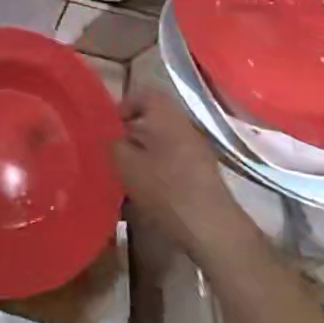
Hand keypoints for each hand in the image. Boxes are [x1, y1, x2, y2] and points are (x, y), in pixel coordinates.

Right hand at [112, 92, 251, 256]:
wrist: (212, 228)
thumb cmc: (164, 188)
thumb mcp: (125, 163)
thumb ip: (113, 143)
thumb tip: (111, 136)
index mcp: (166, 116)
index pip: (145, 95)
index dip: (126, 105)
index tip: (112, 124)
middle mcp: (185, 126)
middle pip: (156, 119)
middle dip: (134, 131)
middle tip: (115, 149)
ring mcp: (199, 151)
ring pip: (166, 141)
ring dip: (146, 151)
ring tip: (128, 172)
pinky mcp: (205, 175)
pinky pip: (176, 160)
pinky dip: (160, 167)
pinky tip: (149, 189)